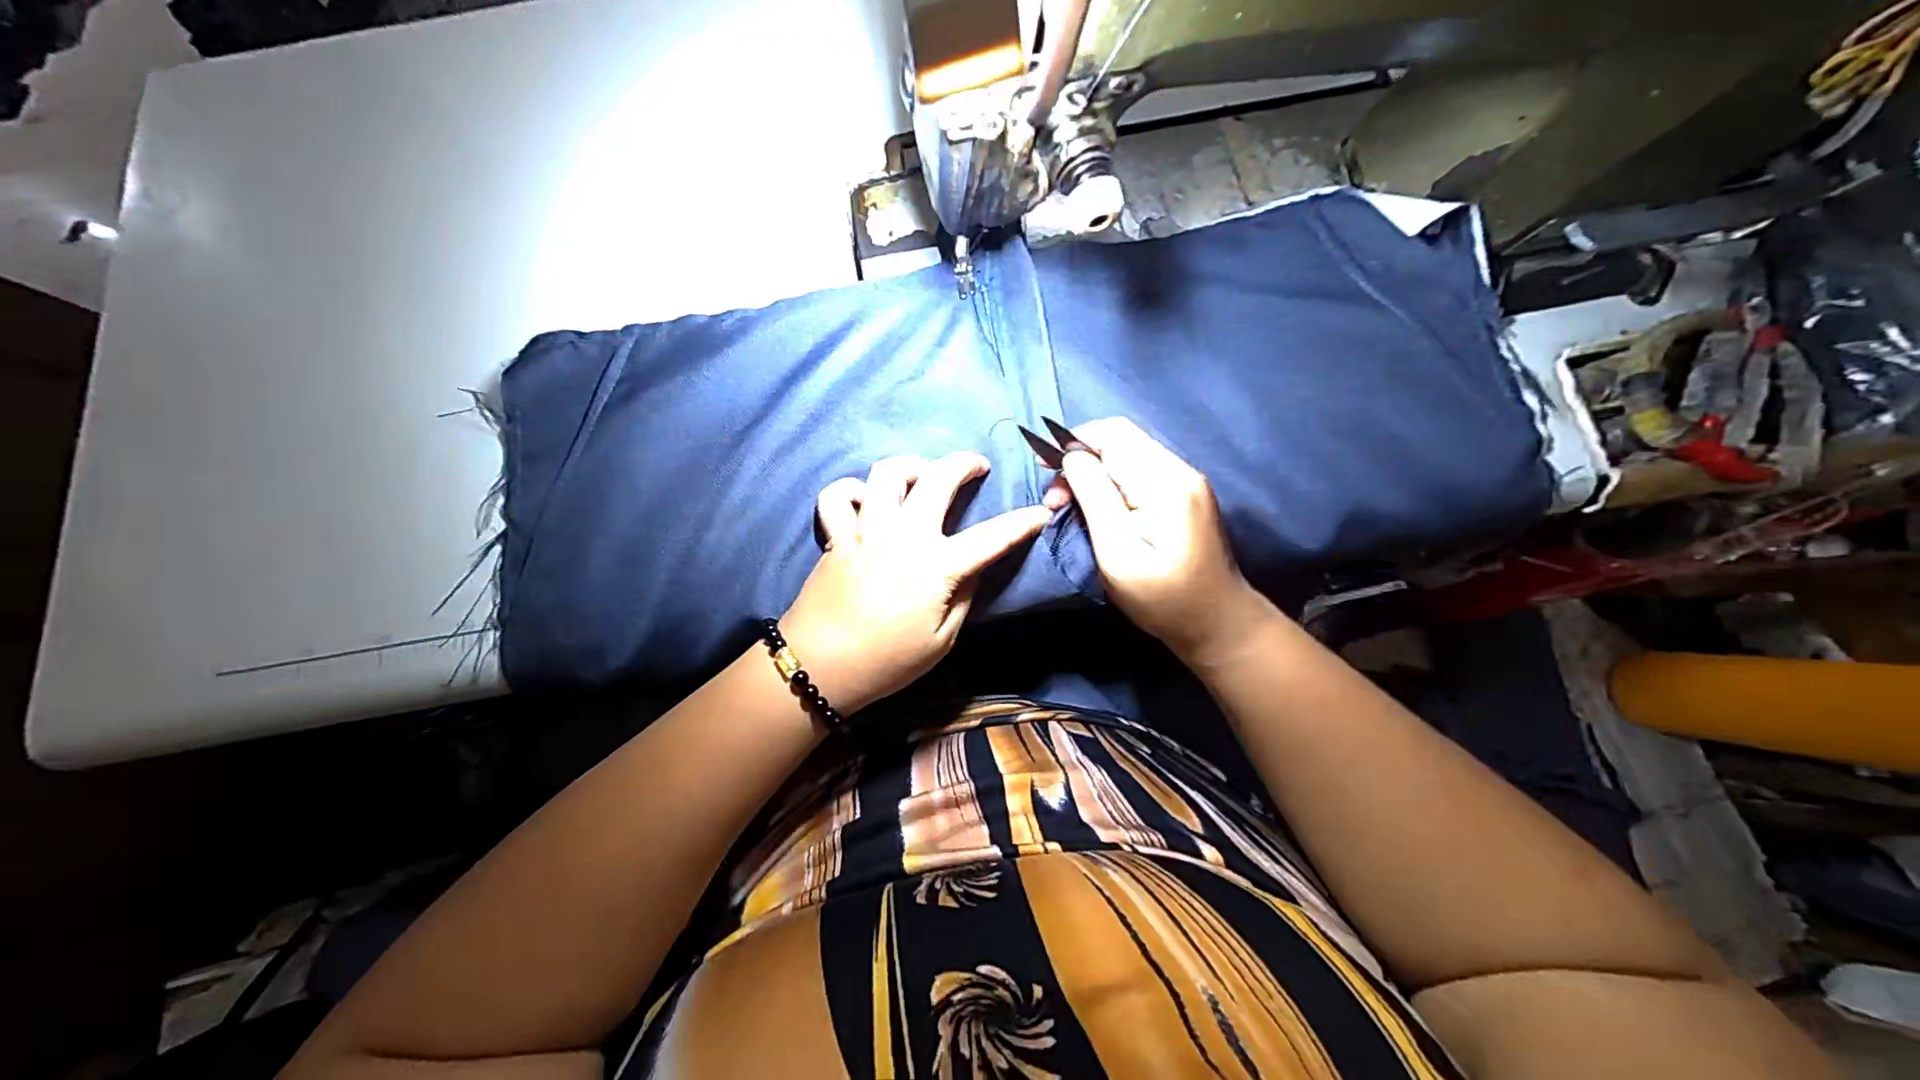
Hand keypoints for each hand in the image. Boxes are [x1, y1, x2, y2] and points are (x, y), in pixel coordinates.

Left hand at [781, 452, 1050, 712]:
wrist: (819, 667)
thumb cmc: (887, 662)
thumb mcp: (941, 640)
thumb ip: (964, 597)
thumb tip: (975, 568)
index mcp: (937, 566)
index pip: (991, 537)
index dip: (1022, 523)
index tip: (1041, 512)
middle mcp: (903, 535)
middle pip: (938, 479)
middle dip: (964, 463)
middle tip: (976, 465)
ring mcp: (866, 530)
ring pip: (887, 473)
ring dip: (911, 464)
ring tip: (922, 473)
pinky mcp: (837, 536)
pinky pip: (838, 495)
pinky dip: (852, 490)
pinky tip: (865, 499)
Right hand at [1043, 417, 1277, 665]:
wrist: (1219, 624)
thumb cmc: (1163, 598)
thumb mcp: (1118, 553)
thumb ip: (1095, 499)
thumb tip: (1072, 457)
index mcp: (1165, 484)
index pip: (1112, 436)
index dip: (1072, 442)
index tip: (1042, 466)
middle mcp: (1180, 472)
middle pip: (1122, 438)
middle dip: (1080, 456)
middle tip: (1056, 498)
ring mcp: (1187, 482)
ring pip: (1130, 452)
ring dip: (1094, 469)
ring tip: (1071, 505)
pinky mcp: (1186, 495)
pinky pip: (1141, 470)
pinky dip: (1112, 479)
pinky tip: (1099, 505)